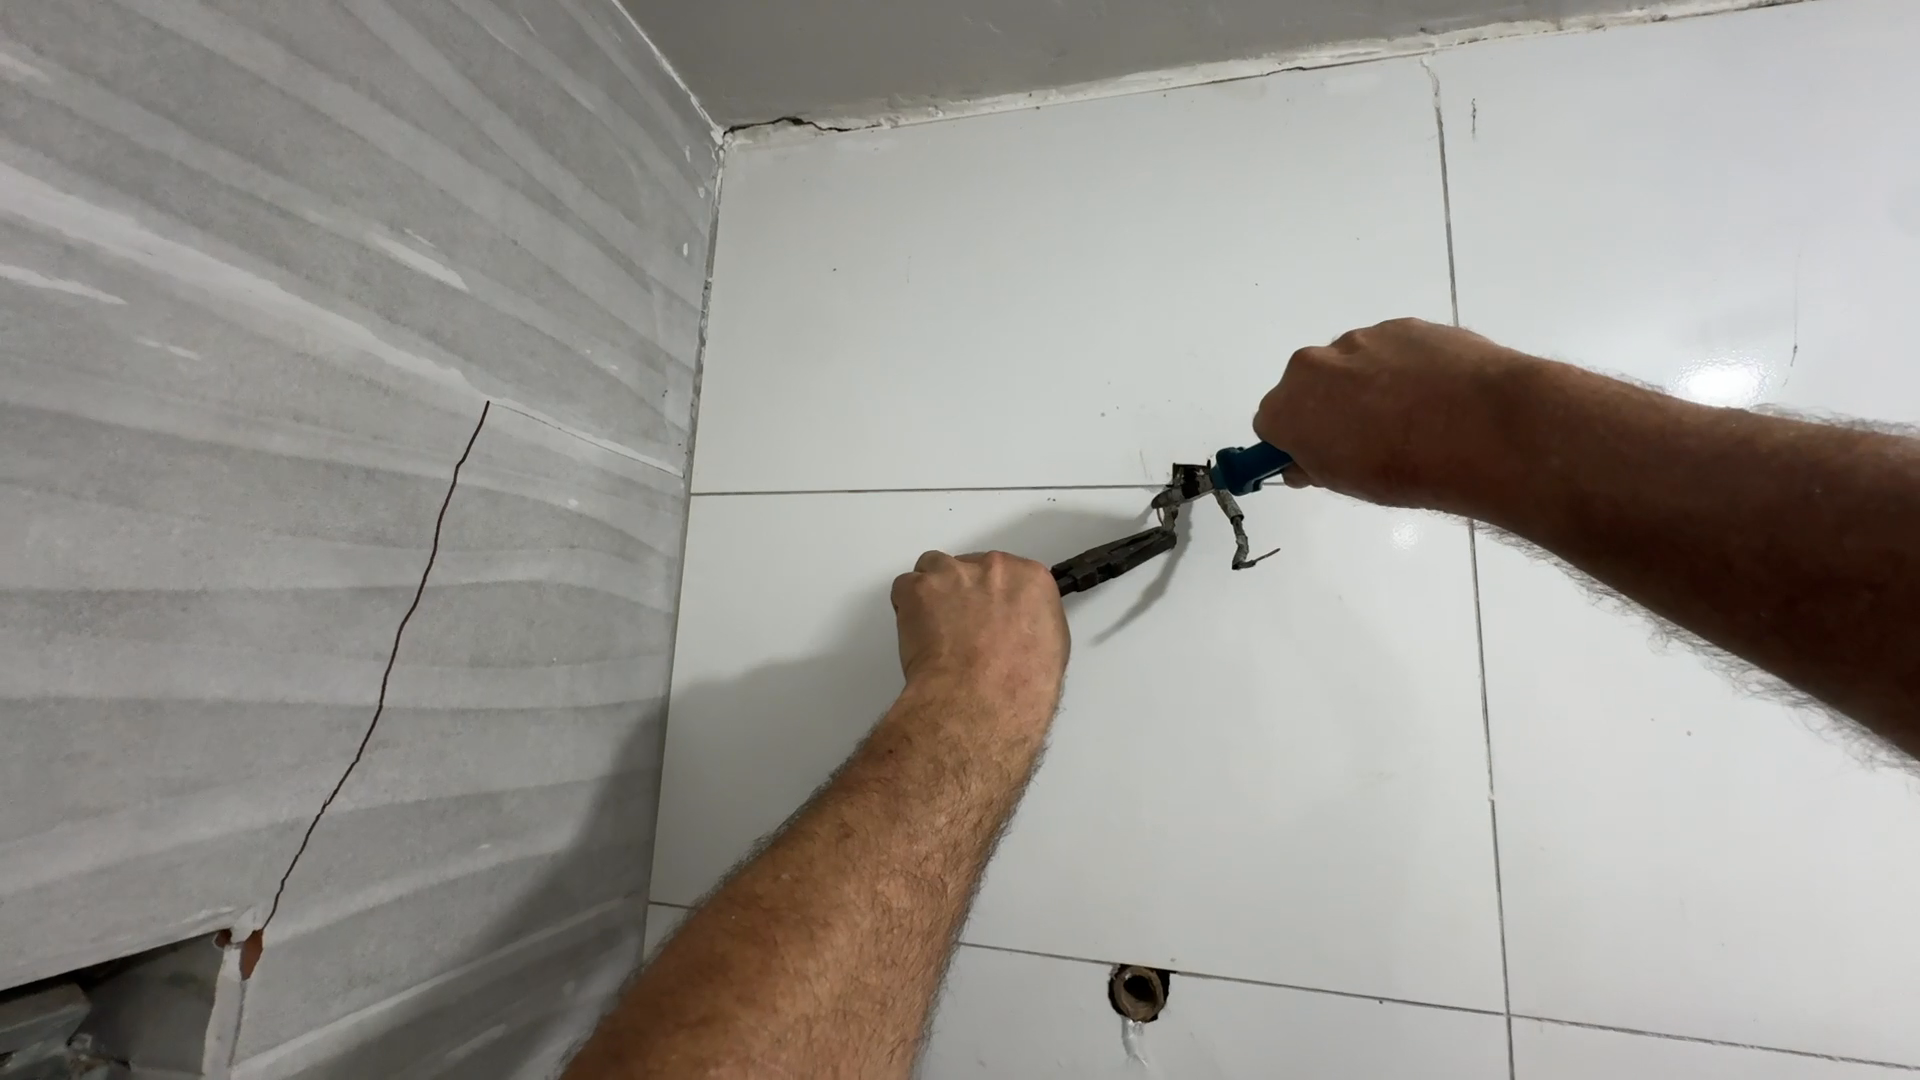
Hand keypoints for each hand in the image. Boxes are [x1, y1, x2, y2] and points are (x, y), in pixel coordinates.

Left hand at [890, 551, 1069, 710]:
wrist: (984, 699)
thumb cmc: (1019, 684)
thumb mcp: (1051, 649)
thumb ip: (1029, 622)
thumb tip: (1014, 628)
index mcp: (1030, 578)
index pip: (1006, 572)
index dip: (992, 595)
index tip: (986, 614)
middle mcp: (993, 567)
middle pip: (969, 566)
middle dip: (962, 592)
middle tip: (959, 627)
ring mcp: (953, 574)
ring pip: (934, 567)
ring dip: (933, 592)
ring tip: (934, 628)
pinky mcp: (919, 588)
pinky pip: (904, 587)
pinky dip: (906, 607)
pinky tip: (917, 634)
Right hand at [1253, 318, 1536, 512]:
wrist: (1483, 428)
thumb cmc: (1399, 468)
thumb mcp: (1342, 483)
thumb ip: (1311, 464)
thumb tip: (1303, 459)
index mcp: (1286, 406)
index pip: (1271, 423)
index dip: (1294, 441)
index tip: (1319, 455)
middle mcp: (1312, 365)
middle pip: (1306, 386)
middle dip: (1325, 406)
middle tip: (1364, 438)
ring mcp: (1360, 339)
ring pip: (1349, 365)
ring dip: (1366, 384)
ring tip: (1410, 414)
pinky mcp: (1404, 325)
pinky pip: (1390, 349)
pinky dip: (1402, 368)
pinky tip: (1433, 393)